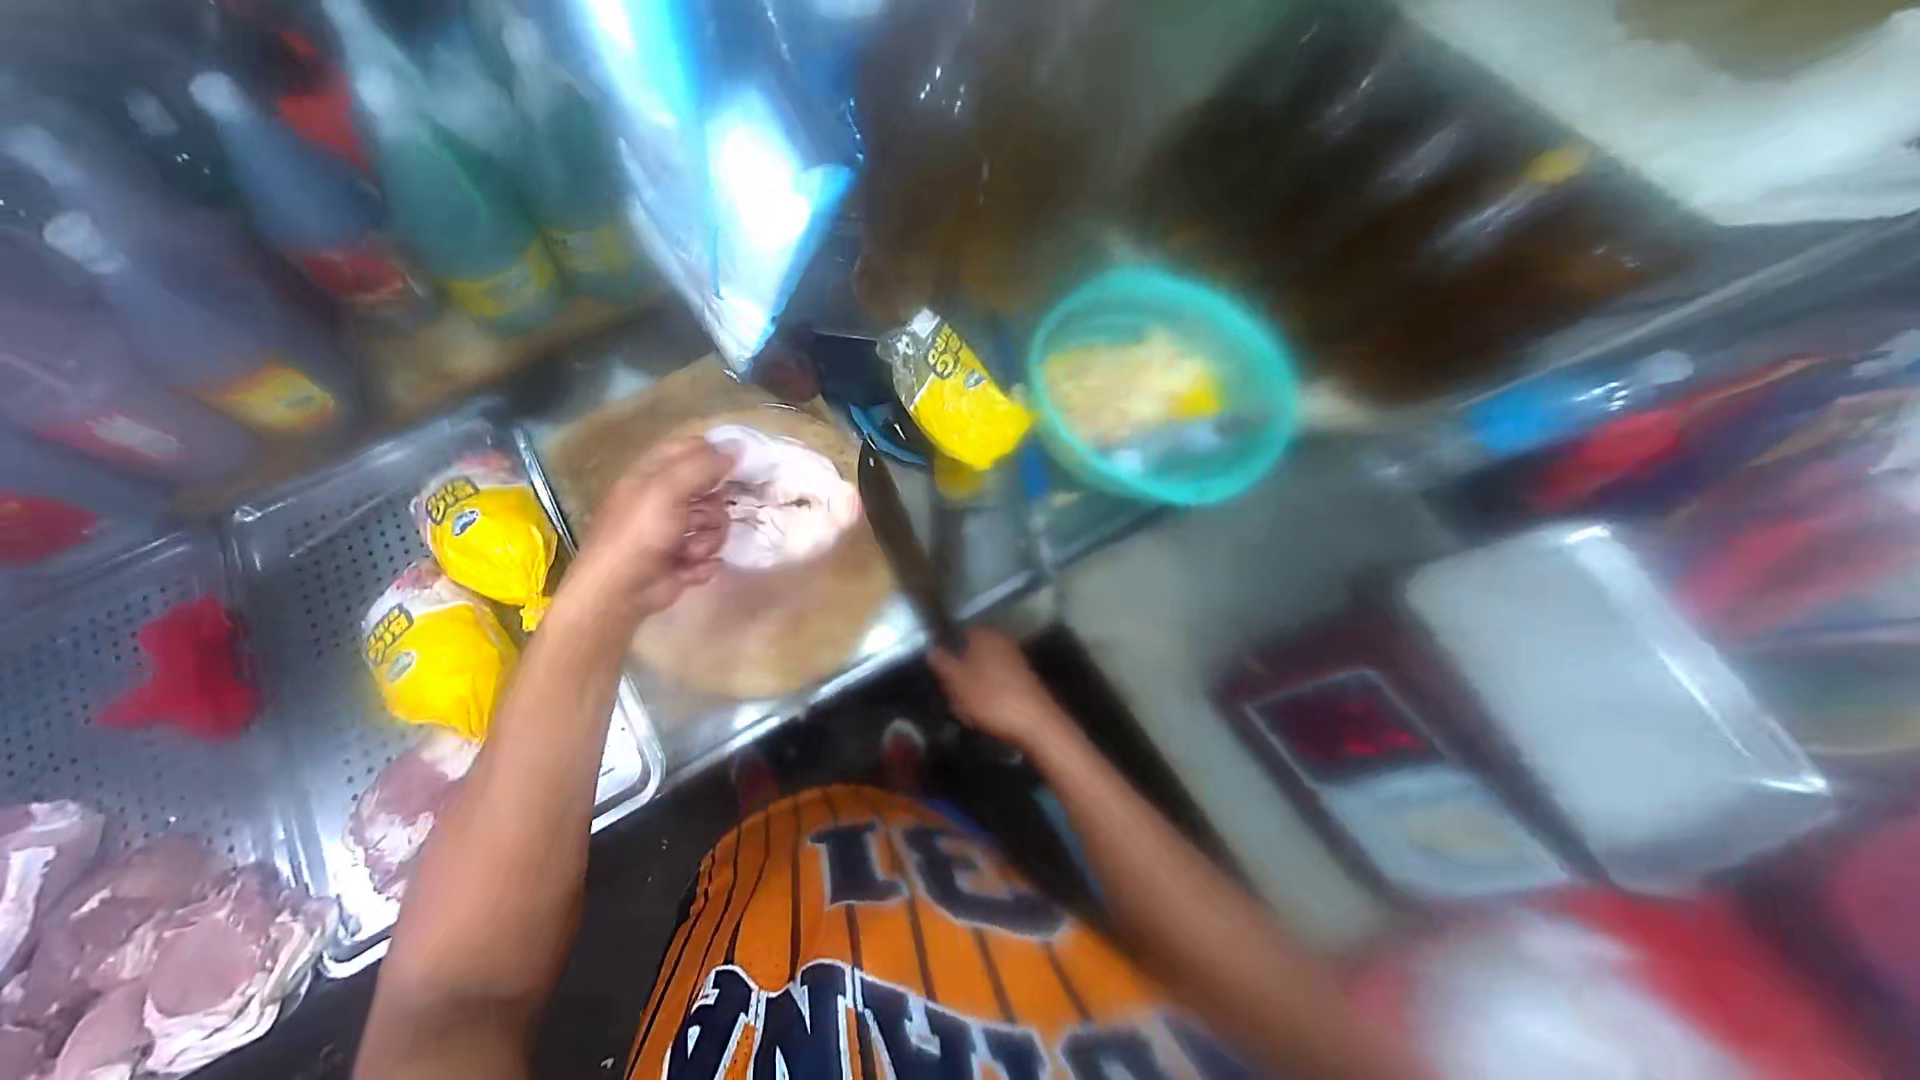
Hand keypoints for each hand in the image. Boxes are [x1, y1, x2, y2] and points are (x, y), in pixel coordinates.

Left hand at [566, 437, 733, 617]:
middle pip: (710, 491)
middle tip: (702, 518)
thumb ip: (702, 466)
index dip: (715, 456)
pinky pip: (712, 555)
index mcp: (653, 475)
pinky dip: (703, 563)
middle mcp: (665, 500)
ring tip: (690, 551)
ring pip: (716, 525)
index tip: (738, 467)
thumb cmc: (638, 533)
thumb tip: (737, 447)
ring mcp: (675, 532)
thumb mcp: (667, 490)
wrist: (619, 591)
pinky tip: (687, 567)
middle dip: (713, 508)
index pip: (690, 450)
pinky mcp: (684, 560)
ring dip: (708, 540)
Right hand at [929, 629, 1073, 753]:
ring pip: (982, 673)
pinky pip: (996, 686)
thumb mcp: (957, 681)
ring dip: (972, 692)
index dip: (947, 653)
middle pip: (970, 656)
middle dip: (960, 677)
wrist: (1036, 723)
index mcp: (985, 635)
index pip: (958, 635)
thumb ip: (942, 662)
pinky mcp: (1023, 681)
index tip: (941, 674)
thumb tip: (932, 648)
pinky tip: (984, 717)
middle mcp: (1001, 642)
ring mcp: (1014, 661)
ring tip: (967, 714)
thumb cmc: (991, 697)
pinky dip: (988, 698)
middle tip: (953, 699)